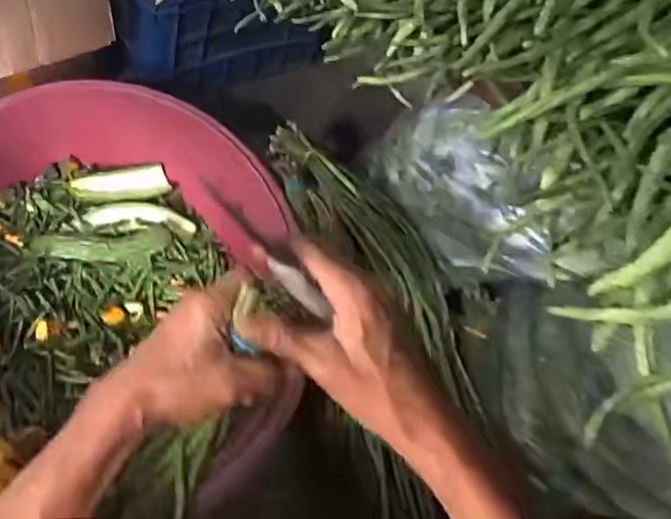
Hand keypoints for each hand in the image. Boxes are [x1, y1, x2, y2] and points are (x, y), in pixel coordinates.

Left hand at [96, 274, 285, 429]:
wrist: (130, 400)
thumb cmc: (180, 383)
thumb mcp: (231, 382)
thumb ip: (266, 371)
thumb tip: (292, 366)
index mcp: (209, 299)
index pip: (250, 278)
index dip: (276, 293)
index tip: (297, 313)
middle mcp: (199, 299)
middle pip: (243, 302)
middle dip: (264, 327)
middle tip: (285, 350)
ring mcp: (189, 316)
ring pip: (231, 322)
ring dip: (248, 344)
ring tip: (267, 369)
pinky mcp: (183, 335)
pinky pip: (217, 334)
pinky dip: (232, 350)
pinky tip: (241, 377)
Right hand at [236, 240, 446, 445]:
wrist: (429, 423)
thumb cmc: (374, 392)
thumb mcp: (322, 365)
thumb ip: (282, 336)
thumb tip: (242, 319)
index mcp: (353, 289)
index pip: (310, 249)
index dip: (280, 247)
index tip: (253, 252)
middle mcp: (369, 282)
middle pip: (323, 254)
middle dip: (291, 258)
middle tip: (261, 269)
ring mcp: (381, 294)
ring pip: (336, 268)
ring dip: (308, 272)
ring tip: (279, 285)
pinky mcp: (386, 308)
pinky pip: (348, 283)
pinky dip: (325, 285)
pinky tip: (310, 306)